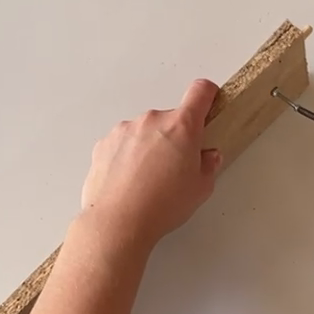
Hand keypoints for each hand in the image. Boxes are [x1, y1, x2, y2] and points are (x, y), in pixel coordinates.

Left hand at [75, 79, 222, 254]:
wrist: (117, 221)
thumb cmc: (160, 206)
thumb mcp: (200, 189)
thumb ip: (208, 166)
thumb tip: (207, 157)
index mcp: (182, 127)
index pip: (200, 92)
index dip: (207, 95)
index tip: (208, 101)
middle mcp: (152, 121)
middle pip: (171, 119)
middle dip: (176, 137)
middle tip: (176, 168)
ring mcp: (126, 129)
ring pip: (145, 131)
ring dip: (150, 146)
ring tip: (149, 181)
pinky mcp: (105, 143)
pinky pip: (123, 143)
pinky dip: (128, 156)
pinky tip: (130, 182)